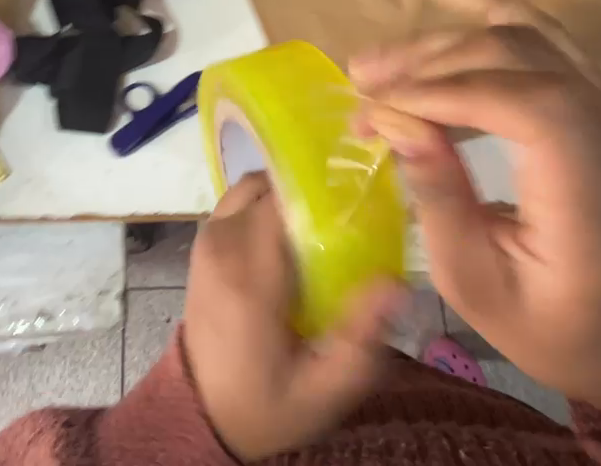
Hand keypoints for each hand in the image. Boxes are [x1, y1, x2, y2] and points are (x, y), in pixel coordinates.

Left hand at [182, 173, 405, 460]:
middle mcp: (222, 245)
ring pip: (252, 189)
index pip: (282, 200)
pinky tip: (289, 238)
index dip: (321, 193)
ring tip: (318, 229)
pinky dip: (264, 206)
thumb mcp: (324, 388)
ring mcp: (207, 240)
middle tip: (345, 219)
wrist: (203, 413)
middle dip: (308, 194)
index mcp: (249, 275)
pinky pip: (238, 203)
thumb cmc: (267, 402)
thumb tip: (397, 282)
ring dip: (285, 199)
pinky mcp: (203, 244)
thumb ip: (361, 336)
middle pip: (270, 187)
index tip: (359, 204)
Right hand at [350, 0, 600, 431]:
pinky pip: (544, 34)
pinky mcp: (599, 99)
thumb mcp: (478, 288)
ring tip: (377, 57)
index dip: (440, 93)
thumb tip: (393, 122)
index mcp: (596, 192)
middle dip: (427, 64)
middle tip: (360, 82)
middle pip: (517, 58)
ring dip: (442, 41)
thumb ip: (439, 199)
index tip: (373, 108)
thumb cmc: (552, 326)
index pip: (523, 105)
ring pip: (524, 36)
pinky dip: (489, 4)